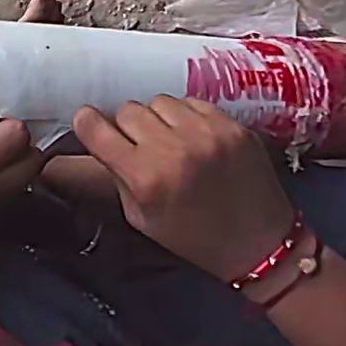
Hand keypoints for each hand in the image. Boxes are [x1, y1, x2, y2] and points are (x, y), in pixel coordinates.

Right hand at [72, 96, 296, 281]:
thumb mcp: (140, 216)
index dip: (86, 123)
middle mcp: (173, 149)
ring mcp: (206, 133)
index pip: (97, 129)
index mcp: (145, 178)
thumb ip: (117, 174)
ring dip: (156, 118)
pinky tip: (193, 137)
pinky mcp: (232, 126)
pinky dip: (185, 116)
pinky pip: (191, 102)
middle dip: (126, 126)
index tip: (88, 122)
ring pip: (158, 101)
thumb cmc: (192, 238)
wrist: (260, 245)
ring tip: (169, 139)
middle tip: (138, 145)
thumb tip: (100, 139)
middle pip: (128, 110)